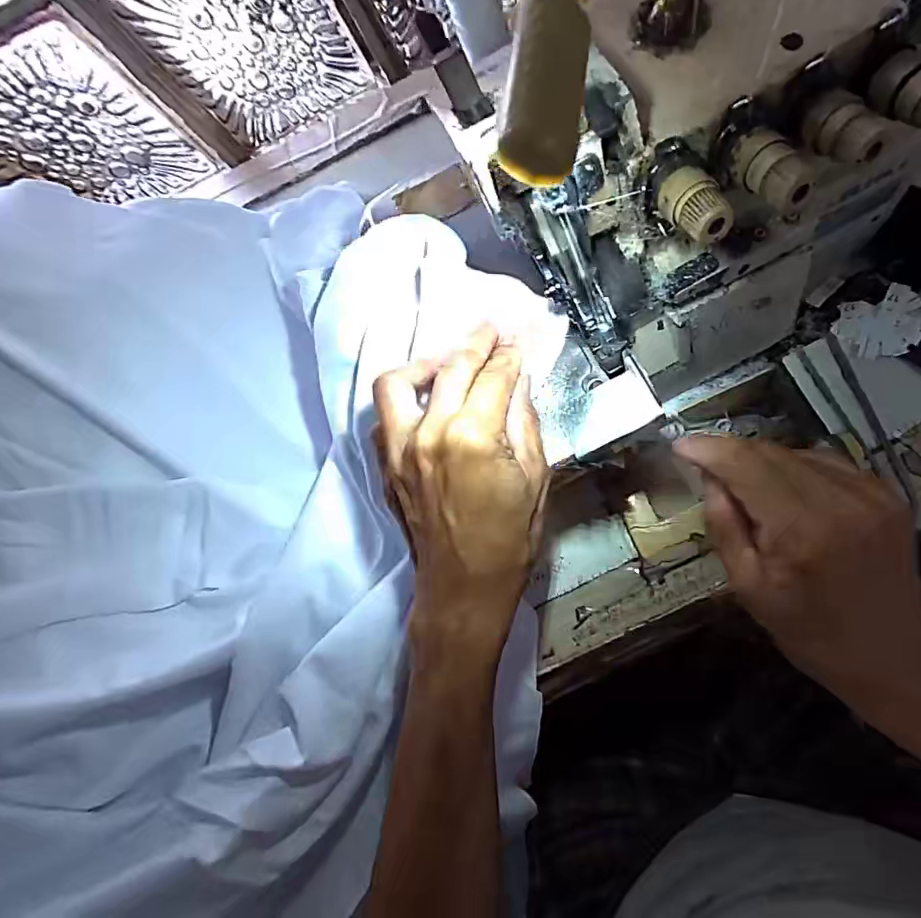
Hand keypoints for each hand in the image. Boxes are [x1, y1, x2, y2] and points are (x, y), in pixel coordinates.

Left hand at [375, 325, 549, 662]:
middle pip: (451, 369)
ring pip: (400, 382)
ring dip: (426, 364)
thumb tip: (518, 384)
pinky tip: (426, 401)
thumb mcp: (536, 478)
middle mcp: (430, 434)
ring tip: (448, 362)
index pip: (494, 377)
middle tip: (491, 332)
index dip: (509, 356)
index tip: (518, 343)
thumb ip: (525, 422)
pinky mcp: (386, 464)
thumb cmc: (508, 540)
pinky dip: (404, 400)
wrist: (463, 588)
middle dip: (476, 344)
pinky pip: (384, 416)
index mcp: (473, 437)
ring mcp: (400, 448)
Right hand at [673, 435, 920, 710]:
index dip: (708, 448)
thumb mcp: (747, 586)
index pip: (745, 464)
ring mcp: (869, 492)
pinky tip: (788, 493)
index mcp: (801, 529)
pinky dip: (795, 468)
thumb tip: (708, 475)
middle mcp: (839, 500)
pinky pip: (824, 462)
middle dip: (730, 452)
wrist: (892, 655)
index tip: (679, 445)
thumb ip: (723, 524)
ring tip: (747, 487)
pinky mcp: (886, 492)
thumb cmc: (809, 630)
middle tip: (704, 466)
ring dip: (761, 460)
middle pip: (769, 452)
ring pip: (795, 452)